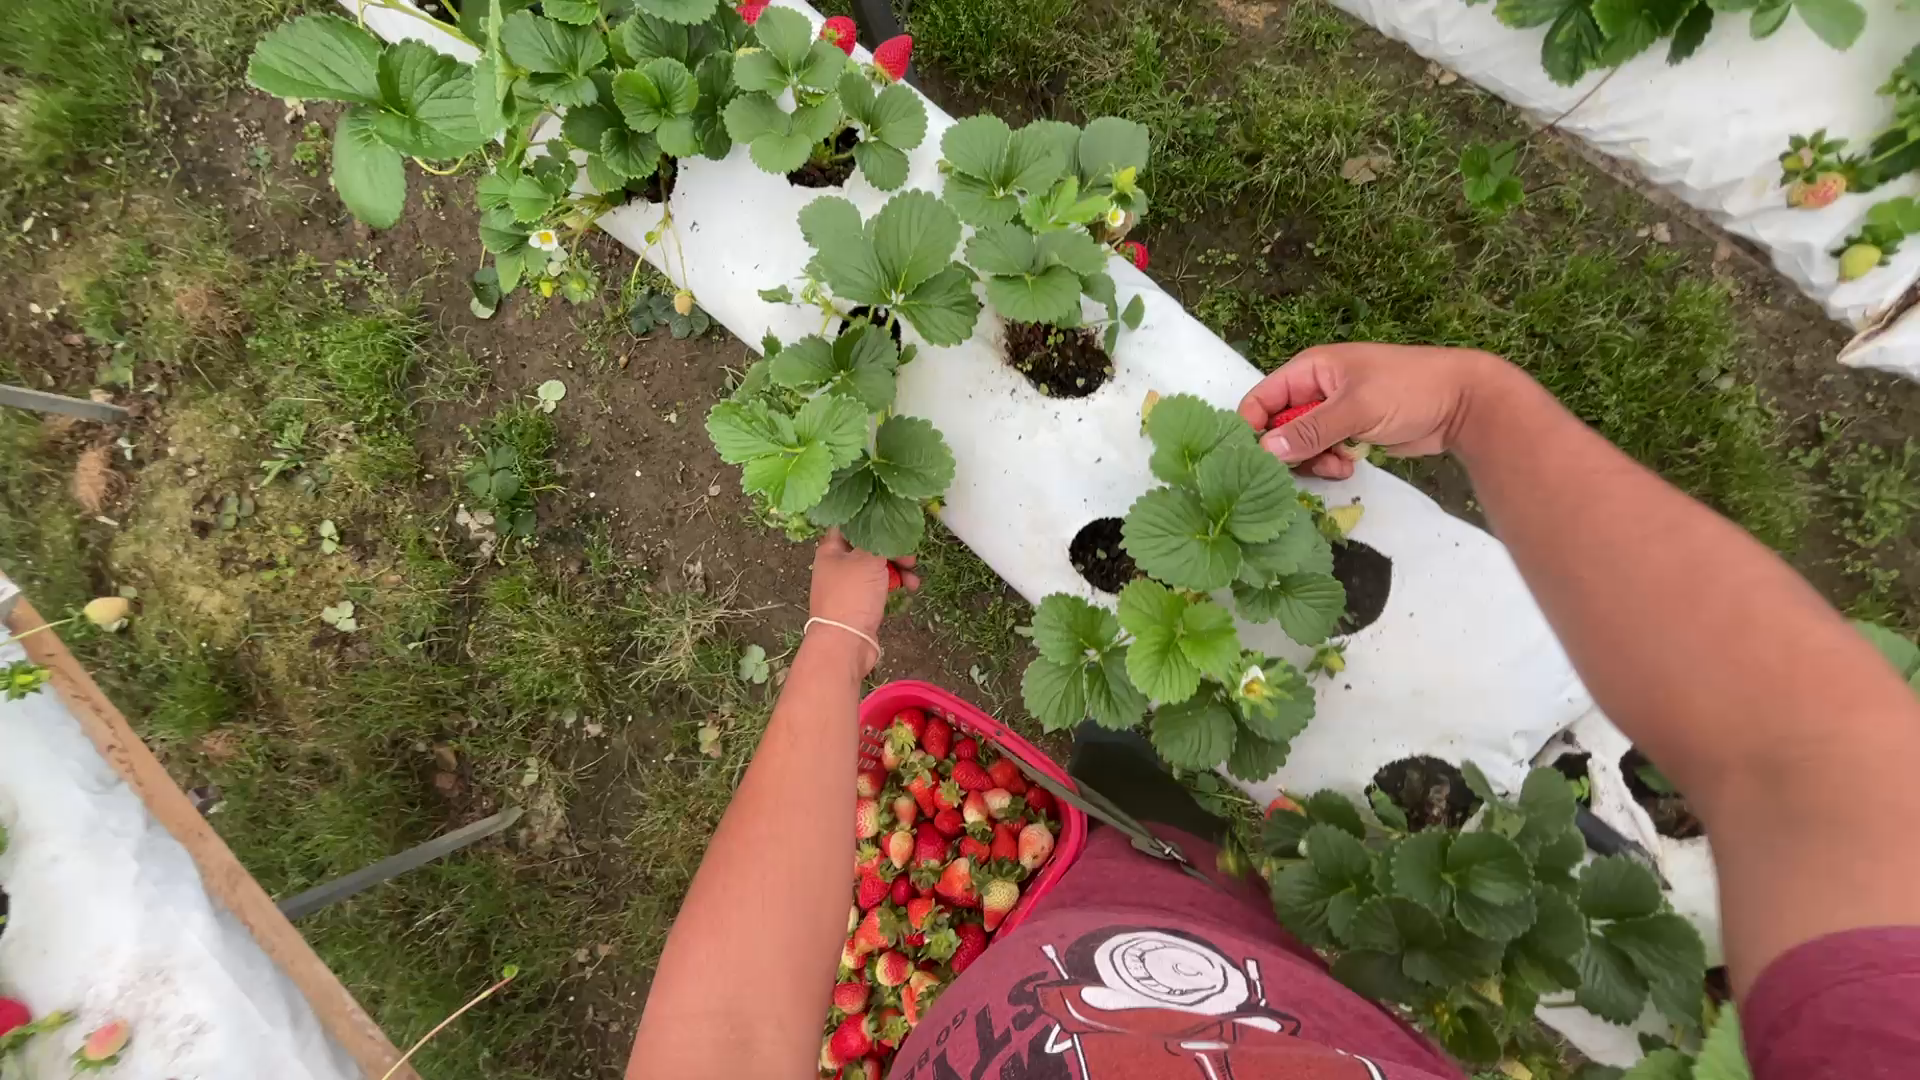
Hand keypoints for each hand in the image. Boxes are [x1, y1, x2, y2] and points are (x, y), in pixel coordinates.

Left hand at [808, 529, 918, 644]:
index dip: (871, 520)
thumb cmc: (852, 595)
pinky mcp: (861, 600)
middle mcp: (838, 564)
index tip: (893, 520)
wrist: (846, 642)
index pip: (850, 524)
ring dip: (898, 567)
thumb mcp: (868, 559)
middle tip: (910, 556)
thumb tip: (888, 527)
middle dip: (893, 549)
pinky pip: (880, 584)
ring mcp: (849, 583)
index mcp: (831, 549)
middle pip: (868, 546)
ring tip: (913, 576)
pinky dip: (895, 583)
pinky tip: (910, 587)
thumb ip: (880, 539)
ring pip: (877, 566)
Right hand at [1237, 344, 1512, 479]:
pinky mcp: (1345, 434)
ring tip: (1336, 465)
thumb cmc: (1410, 389)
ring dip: (1311, 461)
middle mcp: (1313, 391)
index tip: (1257, 457)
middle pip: (1276, 427)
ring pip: (1297, 446)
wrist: (1465, 404)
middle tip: (1304, 466)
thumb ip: (1309, 430)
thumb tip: (1266, 450)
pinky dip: (1328, 464)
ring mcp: (1330, 414)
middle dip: (1287, 450)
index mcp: (1309, 370)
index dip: (1253, 428)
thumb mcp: (1356, 408)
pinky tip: (1349, 465)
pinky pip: (1320, 454)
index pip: (1260, 400)